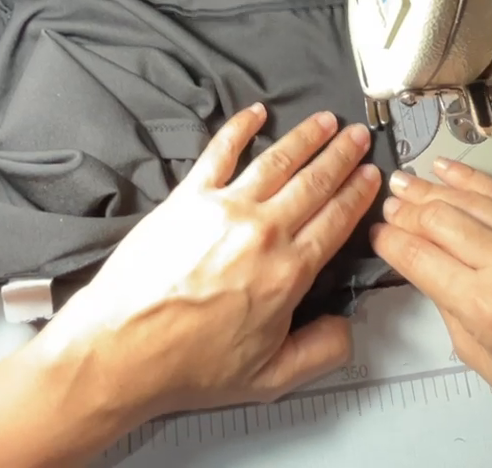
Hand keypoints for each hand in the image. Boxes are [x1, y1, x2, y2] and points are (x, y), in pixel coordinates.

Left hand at [31, 104, 382, 420]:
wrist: (122, 349)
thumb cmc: (188, 364)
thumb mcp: (269, 378)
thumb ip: (319, 352)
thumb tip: (346, 328)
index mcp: (287, 272)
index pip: (336, 220)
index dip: (357, 194)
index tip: (369, 176)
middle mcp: (263, 231)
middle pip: (315, 181)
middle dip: (341, 155)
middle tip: (356, 136)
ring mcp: (226, 207)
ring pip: (278, 160)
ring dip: (306, 137)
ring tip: (324, 121)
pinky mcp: (190, 195)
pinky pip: (221, 150)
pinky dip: (240, 127)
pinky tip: (255, 113)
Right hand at [371, 158, 491, 466]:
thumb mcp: (480, 359)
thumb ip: (445, 301)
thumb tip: (417, 258)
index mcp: (490, 307)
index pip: (419, 256)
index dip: (389, 240)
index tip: (376, 233)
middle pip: (440, 218)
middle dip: (406, 210)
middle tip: (387, 204)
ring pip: (469, 199)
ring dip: (431, 189)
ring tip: (404, 181)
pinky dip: (472, 180)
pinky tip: (446, 171)